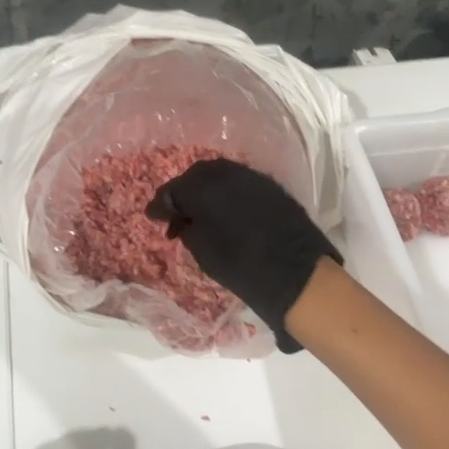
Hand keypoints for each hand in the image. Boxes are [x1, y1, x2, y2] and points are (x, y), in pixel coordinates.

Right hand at [146, 158, 340, 353]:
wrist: (296, 274)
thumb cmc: (241, 267)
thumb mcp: (203, 251)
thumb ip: (188, 227)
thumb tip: (182, 219)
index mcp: (204, 188)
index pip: (174, 190)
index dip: (161, 204)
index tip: (153, 216)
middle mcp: (227, 174)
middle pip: (197, 176)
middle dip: (184, 193)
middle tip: (177, 215)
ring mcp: (252, 177)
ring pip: (220, 176)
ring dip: (207, 192)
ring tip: (201, 215)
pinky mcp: (271, 186)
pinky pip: (240, 183)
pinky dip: (227, 194)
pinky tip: (225, 212)